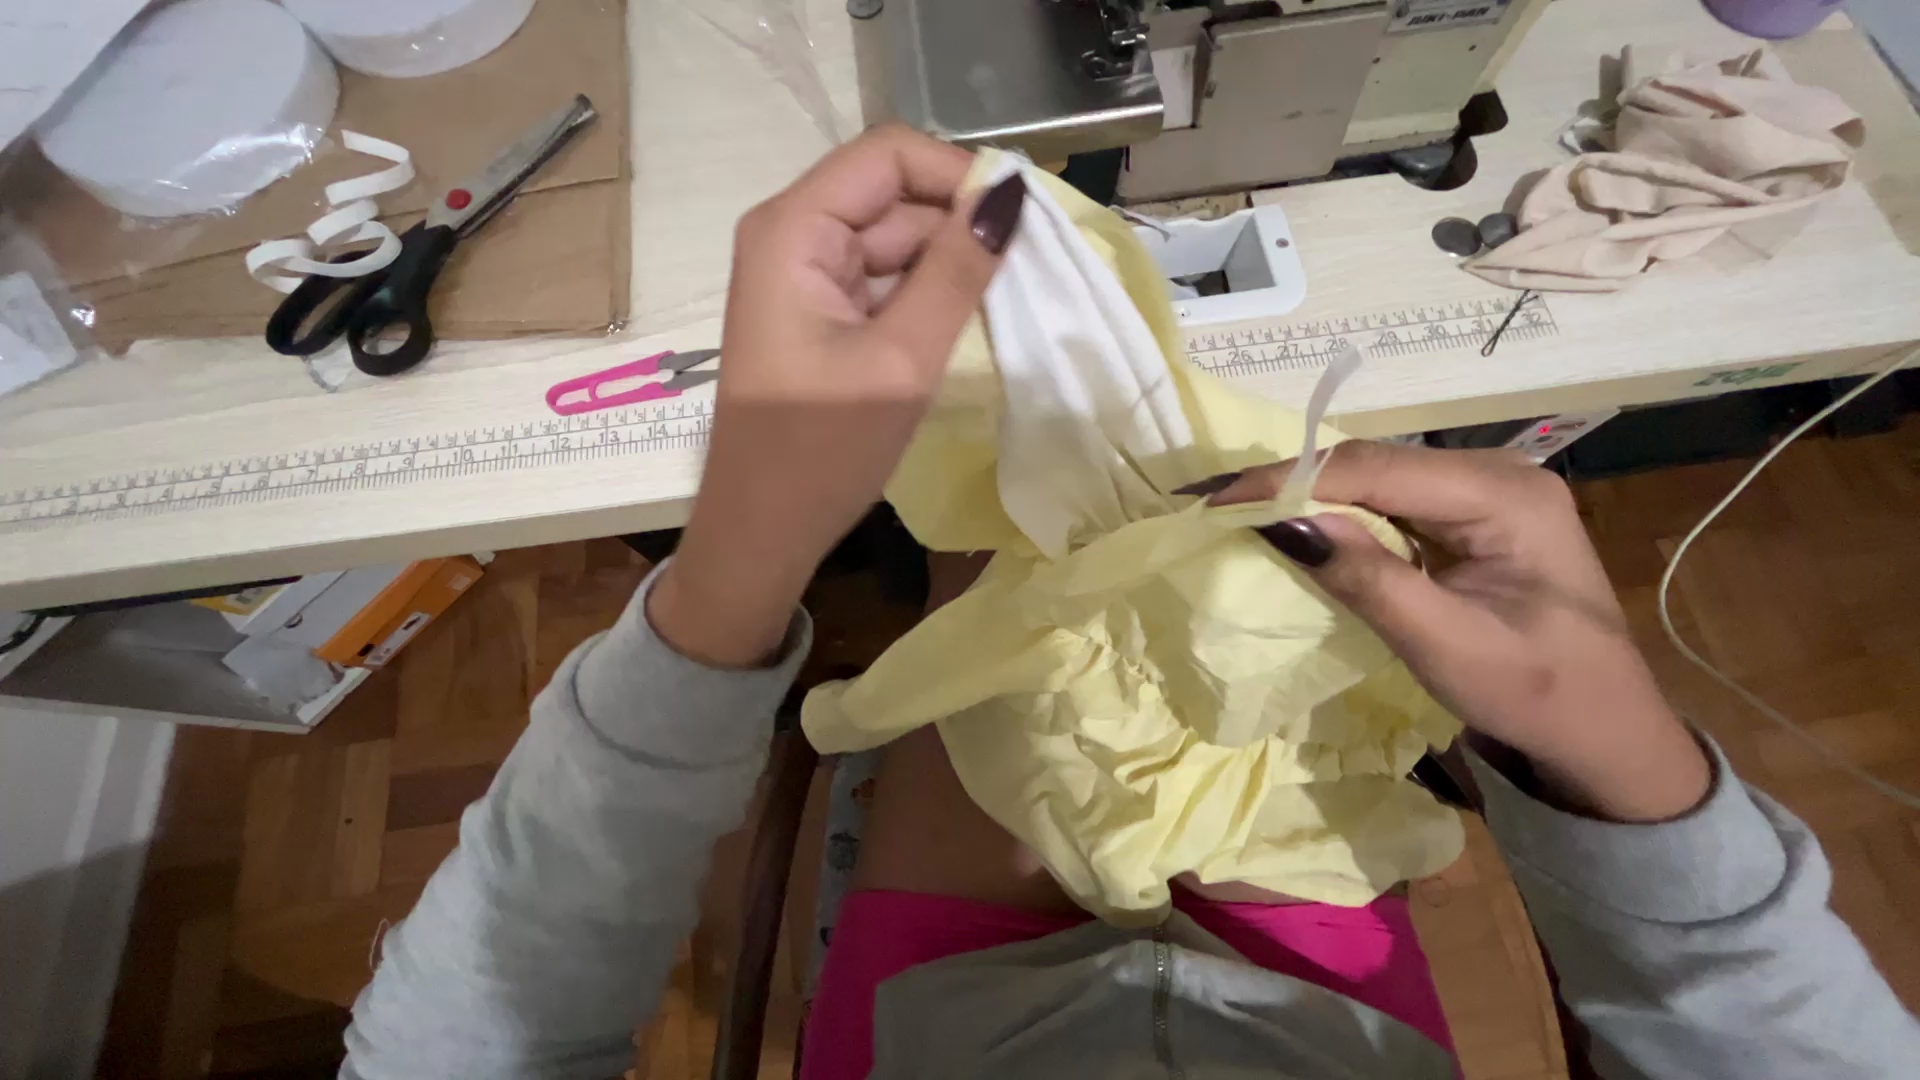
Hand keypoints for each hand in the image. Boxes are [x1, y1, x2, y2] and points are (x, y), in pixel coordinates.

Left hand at [650, 127, 1025, 666]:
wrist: (764, 533)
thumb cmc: (822, 451)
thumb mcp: (901, 359)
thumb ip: (956, 272)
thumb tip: (1009, 195)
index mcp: (794, 230)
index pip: (890, 156)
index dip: (959, 174)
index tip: (1023, 221)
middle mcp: (792, 238)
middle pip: (893, 199)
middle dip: (961, 227)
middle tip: (1032, 272)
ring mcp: (805, 282)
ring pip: (894, 246)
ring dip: (950, 269)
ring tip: (1010, 304)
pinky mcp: (820, 320)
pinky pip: (883, 287)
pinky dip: (926, 300)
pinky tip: (969, 326)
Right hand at [1202, 442, 1709, 821]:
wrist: (1604, 731)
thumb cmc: (1538, 696)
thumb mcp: (1447, 646)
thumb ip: (1368, 578)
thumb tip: (1283, 524)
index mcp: (1504, 496)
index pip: (1374, 469)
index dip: (1288, 481)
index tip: (1216, 502)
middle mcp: (1493, 474)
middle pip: (1369, 463)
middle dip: (1287, 482)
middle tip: (1212, 503)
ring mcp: (1480, 491)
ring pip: (1370, 477)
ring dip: (1303, 494)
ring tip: (1235, 508)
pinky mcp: (1463, 515)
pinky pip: (1383, 501)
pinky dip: (1331, 513)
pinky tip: (1291, 521)